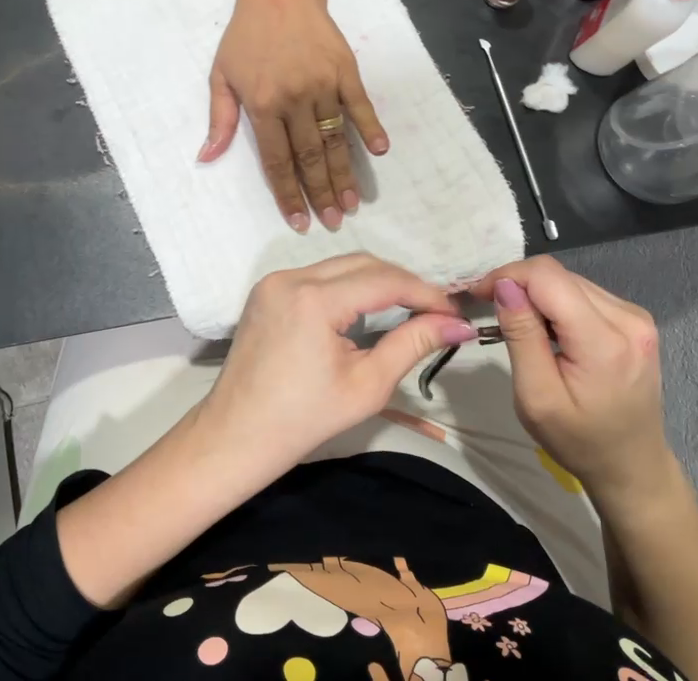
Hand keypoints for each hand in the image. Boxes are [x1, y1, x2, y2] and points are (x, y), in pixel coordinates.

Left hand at [198, 254, 473, 470]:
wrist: (238, 434)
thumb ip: (413, 344)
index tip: (455, 313)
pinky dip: (346, 287)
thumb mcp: (368, 385)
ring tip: (408, 310)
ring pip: (339, 266)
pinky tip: (366, 311)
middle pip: (362, 263)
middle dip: (403, 283)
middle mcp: (290, 277)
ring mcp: (273, 282)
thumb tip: (459, 324)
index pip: (384, 280)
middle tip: (435, 312)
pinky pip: (317, 277)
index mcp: (313, 299)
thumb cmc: (305, 419)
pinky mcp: (266, 291)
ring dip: (375, 282)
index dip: (425, 293)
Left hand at [203, 0, 386, 231]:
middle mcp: (294, 99)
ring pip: (335, 138)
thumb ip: (219, 118)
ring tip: (353, 203)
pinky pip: (360, 105)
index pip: (277, 160)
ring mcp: (324, 84)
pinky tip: (380, 152)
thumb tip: (208, 158)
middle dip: (321, 193)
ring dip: (345, 173)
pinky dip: (370, 128)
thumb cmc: (246, 36)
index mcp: (262, 105)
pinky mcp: (346, 70)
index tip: (299, 221)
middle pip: (310, 157)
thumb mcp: (221, 75)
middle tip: (334, 222)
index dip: (288, 193)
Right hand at [471, 256, 677, 498]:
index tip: (478, 296)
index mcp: (605, 341)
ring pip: (569, 281)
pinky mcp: (635, 321)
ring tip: (519, 327)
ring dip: (537, 295)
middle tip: (491, 313)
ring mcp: (636, 317)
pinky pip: (584, 294)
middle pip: (558, 276)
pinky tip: (549, 332)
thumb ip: (521, 336)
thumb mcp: (536, 396)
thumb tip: (505, 286)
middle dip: (518, 286)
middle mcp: (628, 319)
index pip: (547, 277)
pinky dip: (556, 304)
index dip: (507, 276)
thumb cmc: (578, 440)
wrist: (631, 465)